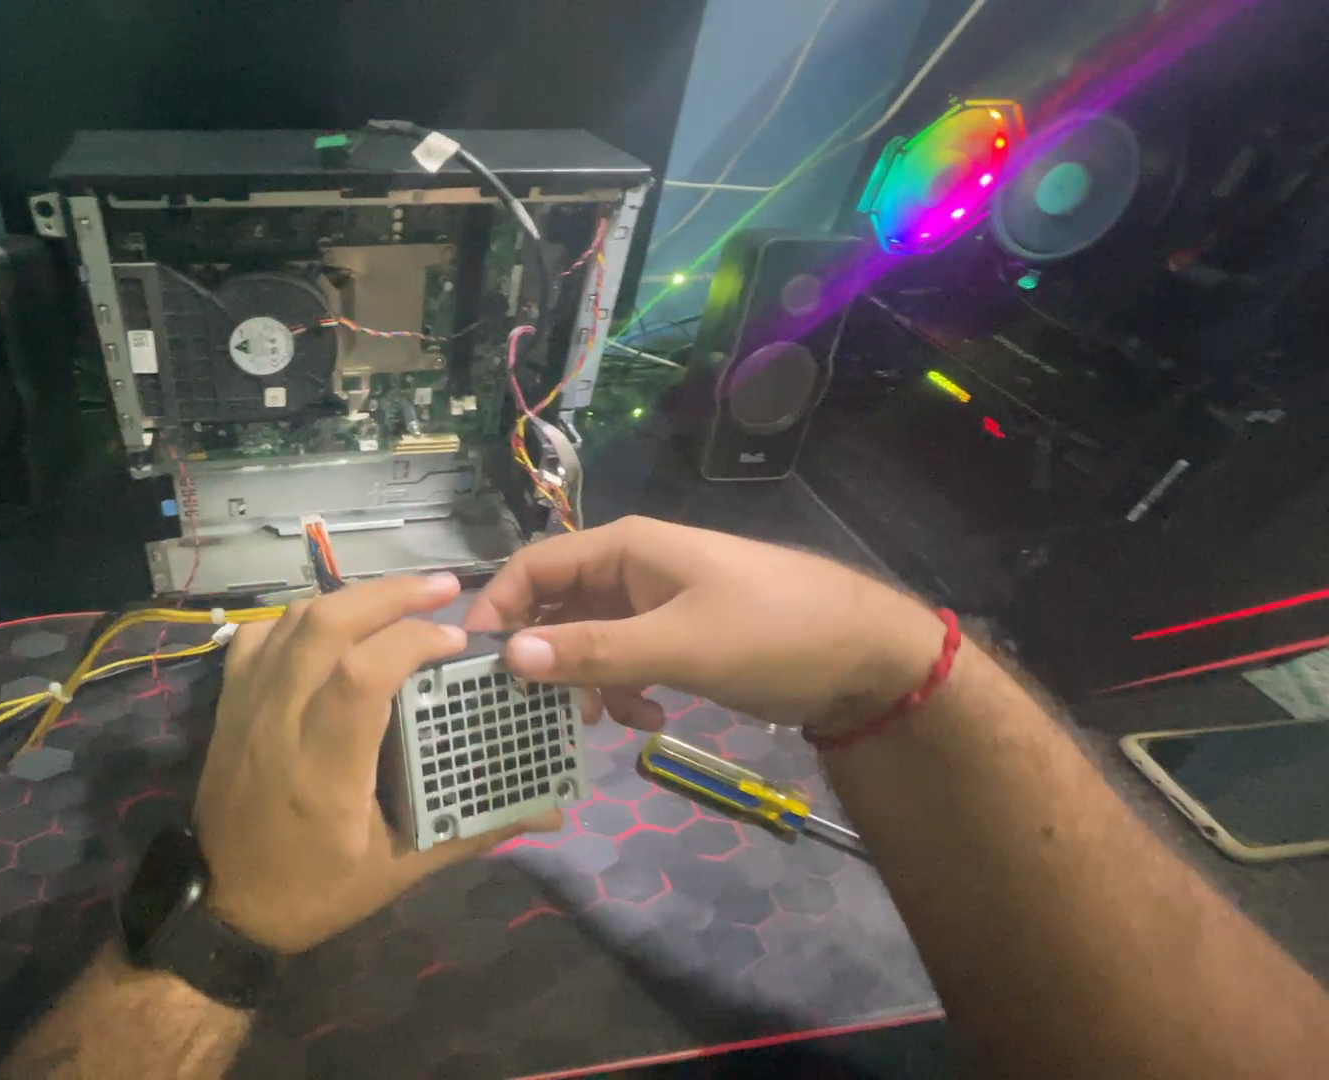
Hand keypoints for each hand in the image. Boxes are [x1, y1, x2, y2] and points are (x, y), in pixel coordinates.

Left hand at [195, 575, 560, 953]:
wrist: (222, 903)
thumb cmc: (314, 888)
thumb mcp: (397, 870)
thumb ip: (472, 831)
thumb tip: (548, 811)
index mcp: (324, 770)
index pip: (363, 675)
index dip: (412, 641)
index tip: (456, 639)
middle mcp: (279, 722)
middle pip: (326, 627)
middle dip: (389, 595)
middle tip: (443, 587)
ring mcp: (247, 705)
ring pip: (294, 621)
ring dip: (353, 598)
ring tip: (400, 597)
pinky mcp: (229, 700)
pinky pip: (260, 635)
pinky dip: (301, 617)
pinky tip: (332, 624)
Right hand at [462, 517, 946, 730]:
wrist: (872, 659)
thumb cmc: (773, 632)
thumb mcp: (680, 644)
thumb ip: (594, 651)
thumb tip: (510, 656)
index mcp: (623, 549)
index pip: (534, 567)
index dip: (499, 608)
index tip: (477, 662)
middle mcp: (627, 571)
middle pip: (555, 606)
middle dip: (542, 654)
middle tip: (528, 705)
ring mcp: (650, 605)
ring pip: (586, 640)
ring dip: (584, 680)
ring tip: (598, 719)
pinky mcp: (672, 637)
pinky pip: (622, 660)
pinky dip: (622, 690)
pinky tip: (647, 718)